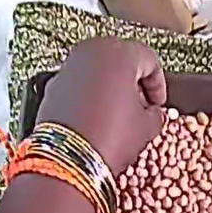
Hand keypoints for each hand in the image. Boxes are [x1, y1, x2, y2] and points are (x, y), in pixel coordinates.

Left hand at [36, 38, 167, 174]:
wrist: (67, 160)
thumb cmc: (110, 139)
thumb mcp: (146, 129)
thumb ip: (155, 114)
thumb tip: (152, 113)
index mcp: (120, 53)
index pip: (149, 60)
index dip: (158, 85)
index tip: (159, 104)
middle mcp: (91, 51)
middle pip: (120, 61)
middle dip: (133, 85)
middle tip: (140, 109)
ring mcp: (68, 68)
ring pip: (97, 73)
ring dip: (110, 91)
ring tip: (118, 118)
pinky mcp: (52, 87)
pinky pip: (79, 87)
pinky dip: (90, 99)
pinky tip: (96, 121)